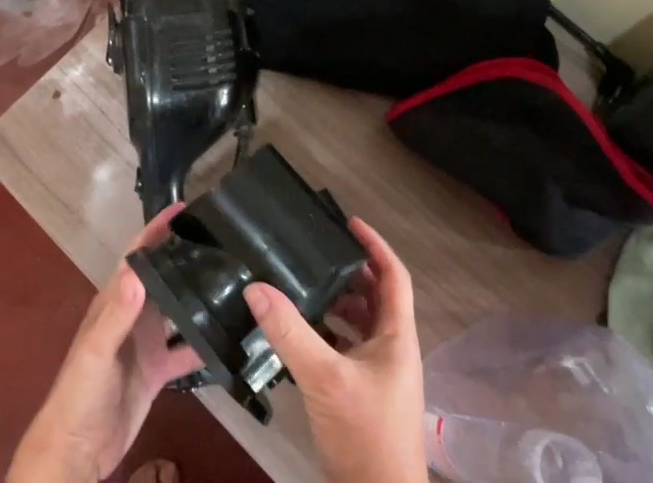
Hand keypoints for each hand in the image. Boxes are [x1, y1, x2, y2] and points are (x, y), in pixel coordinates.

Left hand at [9, 204, 202, 481]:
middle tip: (223, 243)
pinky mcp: (157, 372)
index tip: (183, 208)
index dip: (155, 230)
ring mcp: (145, 344)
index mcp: (113, 303)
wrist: (77, 450)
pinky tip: (228, 337)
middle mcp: (131, 317)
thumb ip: (116, 314)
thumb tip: (137, 270)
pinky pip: (185, 351)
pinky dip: (205, 343)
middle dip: (185, 259)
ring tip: (234, 283)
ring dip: (198, 299)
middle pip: (162, 280)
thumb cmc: (79, 394)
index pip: (137, 258)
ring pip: (176, 312)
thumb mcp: (96, 352)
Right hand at [243, 217, 425, 482]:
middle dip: (347, 272)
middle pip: (374, 297)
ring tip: (298, 284)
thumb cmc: (365, 431)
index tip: (348, 221)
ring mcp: (378, 374)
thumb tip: (255, 286)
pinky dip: (325, 333)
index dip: (375, 245)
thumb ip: (290, 332)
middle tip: (312, 251)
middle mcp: (391, 349)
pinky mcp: (361, 393)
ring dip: (334, 303)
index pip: (393, 276)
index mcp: (396, 336)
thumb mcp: (324, 377)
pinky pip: (344, 348)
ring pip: (358, 324)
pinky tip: (296, 331)